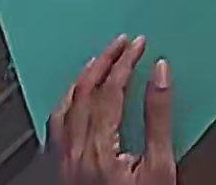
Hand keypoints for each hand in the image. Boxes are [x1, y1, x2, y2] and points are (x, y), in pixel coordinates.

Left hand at [51, 34, 175, 184]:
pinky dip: (66, 104)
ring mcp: (61, 167)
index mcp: (98, 150)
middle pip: (84, 92)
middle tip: (122, 43)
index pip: (110, 89)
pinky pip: (54, 129)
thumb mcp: (159, 171)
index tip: (140, 44)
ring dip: (81, 79)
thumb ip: (159, 118)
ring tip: (97, 62)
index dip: (126, 61)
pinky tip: (74, 100)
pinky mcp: (58, 177)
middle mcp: (73, 155)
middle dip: (104, 61)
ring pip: (63, 109)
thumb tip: (161, 71)